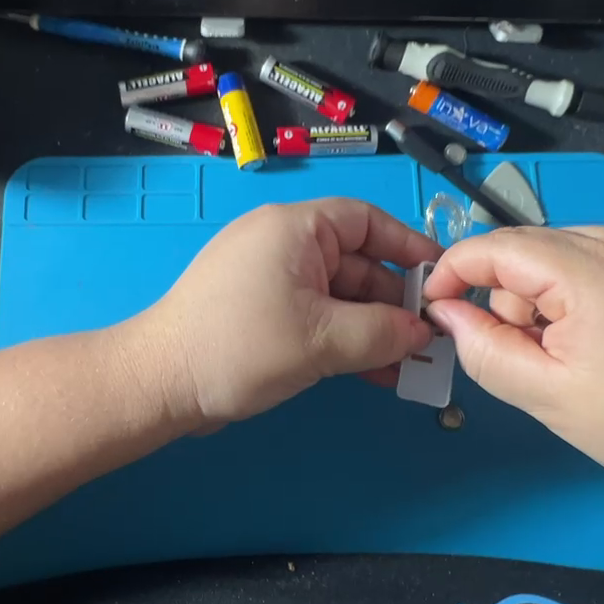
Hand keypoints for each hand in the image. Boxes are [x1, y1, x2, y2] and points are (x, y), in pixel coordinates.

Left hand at [135, 199, 440, 426]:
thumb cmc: (242, 345)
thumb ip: (383, 333)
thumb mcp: (323, 339)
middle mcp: (282, 243)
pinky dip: (342, 338)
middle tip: (431, 341)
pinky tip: (373, 372)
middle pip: (355, 262)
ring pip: (337, 295)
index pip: (366, 221)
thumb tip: (425, 334)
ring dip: (372, 329)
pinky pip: (314, 314)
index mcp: (295, 228)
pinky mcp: (259, 309)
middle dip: (394, 302)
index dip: (409, 247)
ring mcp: (269, 277)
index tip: (441, 281)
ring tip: (409, 367)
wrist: (161, 382)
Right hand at [423, 226, 603, 518]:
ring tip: (574, 351)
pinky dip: (578, 290)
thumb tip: (444, 310)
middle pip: (528, 247)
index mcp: (597, 272)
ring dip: (543, 294)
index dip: (453, 270)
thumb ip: (483, 348)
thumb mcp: (548, 397)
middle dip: (507, 294)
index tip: (434, 306)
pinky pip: (596, 258)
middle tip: (528, 353)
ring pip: (559, 252)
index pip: (498, 246)